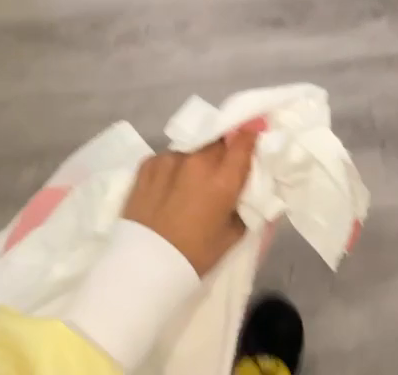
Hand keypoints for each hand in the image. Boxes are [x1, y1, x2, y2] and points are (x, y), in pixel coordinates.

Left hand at [121, 124, 261, 275]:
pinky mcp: (148, 163)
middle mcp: (197, 160)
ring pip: (192, 148)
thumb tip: (248, 192)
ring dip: (196, 160)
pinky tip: (167, 188)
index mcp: (222, 179)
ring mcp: (169, 158)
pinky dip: (173, 168)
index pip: (243, 140)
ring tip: (189, 183)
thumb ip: (244, 207)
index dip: (250, 133)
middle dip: (223, 149)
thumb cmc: (194, 256)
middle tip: (220, 168)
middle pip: (218, 140)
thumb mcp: (231, 236)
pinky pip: (168, 158)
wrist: (143, 266)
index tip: (254, 131)